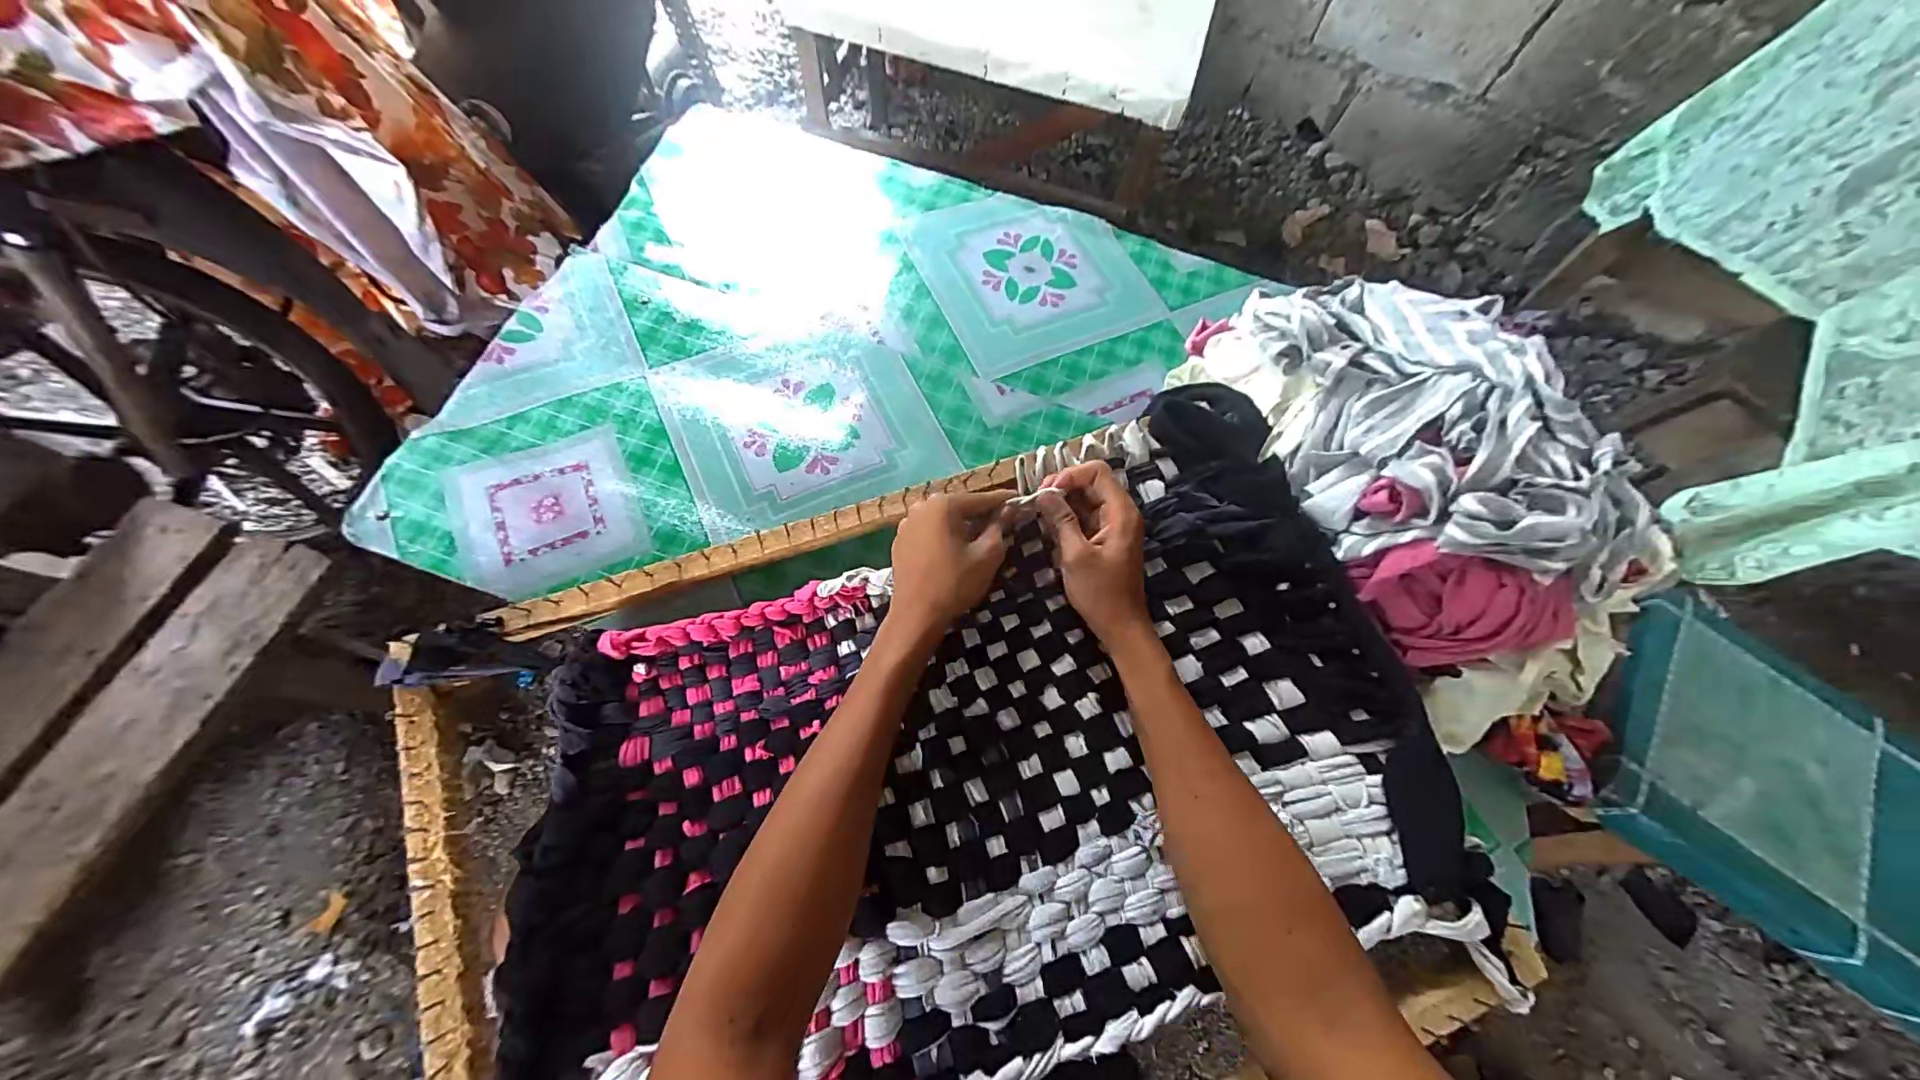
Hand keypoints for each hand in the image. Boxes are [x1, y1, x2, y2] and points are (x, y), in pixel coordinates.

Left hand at [885, 490, 1015, 646]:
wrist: (916, 615)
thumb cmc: (955, 583)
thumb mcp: (987, 555)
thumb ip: (999, 527)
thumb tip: (1008, 510)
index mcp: (943, 505)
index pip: (982, 499)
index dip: (1004, 501)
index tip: (1021, 501)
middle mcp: (921, 507)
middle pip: (960, 507)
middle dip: (981, 514)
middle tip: (1003, 522)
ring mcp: (906, 524)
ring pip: (943, 520)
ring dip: (961, 526)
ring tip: (980, 538)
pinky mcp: (900, 542)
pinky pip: (929, 532)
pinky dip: (944, 536)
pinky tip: (954, 551)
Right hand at [1034, 462, 1150, 648]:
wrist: (1120, 625)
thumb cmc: (1099, 593)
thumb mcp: (1075, 554)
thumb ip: (1061, 520)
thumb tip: (1044, 494)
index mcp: (1121, 512)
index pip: (1097, 472)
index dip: (1070, 475)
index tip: (1046, 491)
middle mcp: (1121, 513)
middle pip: (1092, 482)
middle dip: (1063, 487)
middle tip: (1037, 501)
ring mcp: (1115, 525)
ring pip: (1087, 499)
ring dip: (1063, 502)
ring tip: (1039, 513)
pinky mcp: (1107, 538)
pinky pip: (1087, 516)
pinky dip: (1069, 517)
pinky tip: (1050, 528)